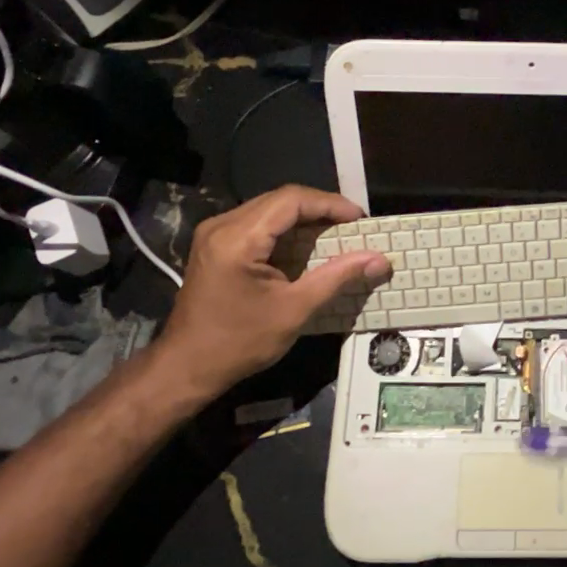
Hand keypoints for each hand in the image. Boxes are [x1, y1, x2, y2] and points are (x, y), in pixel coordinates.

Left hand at [148, 185, 389, 401]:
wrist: (187, 367)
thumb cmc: (240, 342)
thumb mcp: (295, 310)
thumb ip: (337, 277)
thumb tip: (379, 260)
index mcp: (238, 238)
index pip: (291, 200)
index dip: (330, 204)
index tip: (361, 218)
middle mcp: (222, 225)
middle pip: (280, 199)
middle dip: (320, 208)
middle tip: (353, 226)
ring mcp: (215, 233)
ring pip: (269, 208)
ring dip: (304, 216)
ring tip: (337, 231)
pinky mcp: (215, 243)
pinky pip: (257, 222)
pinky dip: (286, 227)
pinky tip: (307, 242)